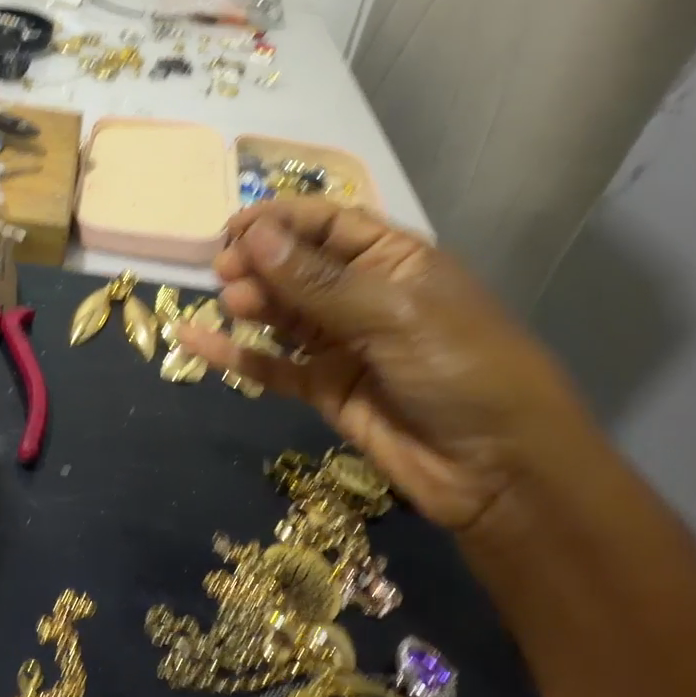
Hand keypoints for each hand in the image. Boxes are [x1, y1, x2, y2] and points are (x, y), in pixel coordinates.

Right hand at [176, 201, 594, 530]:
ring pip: (281, 311)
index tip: (233, 230)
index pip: (326, 224)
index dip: (279, 221)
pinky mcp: (325, 388)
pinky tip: (193, 339)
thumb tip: (254, 237)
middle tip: (226, 270)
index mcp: (393, 260)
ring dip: (250, 300)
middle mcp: (363, 295)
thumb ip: (317, 280)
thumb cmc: (463, 370)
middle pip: (296, 265)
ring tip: (230, 301)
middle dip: (259, 261)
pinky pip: (272, 364)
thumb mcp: (394, 314)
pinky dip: (234, 353)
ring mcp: (342, 343)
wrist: (502, 475)